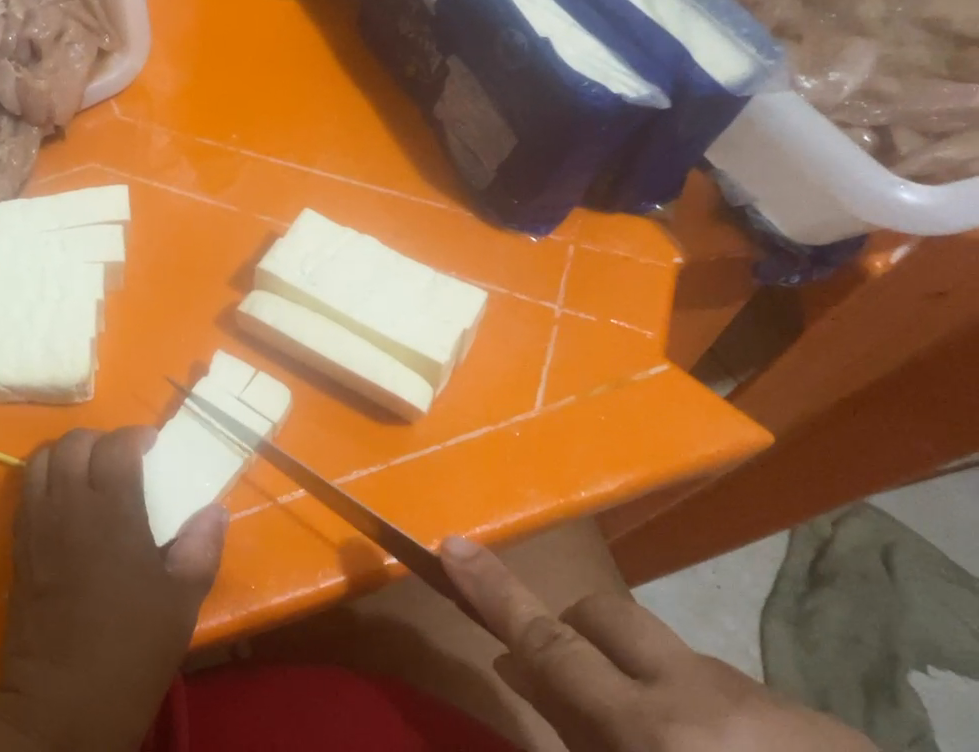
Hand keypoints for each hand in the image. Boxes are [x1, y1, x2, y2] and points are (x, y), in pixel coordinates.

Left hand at [0, 427, 228, 751]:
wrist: (62, 701)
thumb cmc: (131, 650)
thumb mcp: (181, 602)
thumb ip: (200, 546)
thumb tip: (213, 509)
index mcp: (111, 510)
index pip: (115, 445)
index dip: (135, 436)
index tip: (152, 446)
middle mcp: (66, 504)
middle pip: (72, 442)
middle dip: (100, 440)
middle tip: (123, 461)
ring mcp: (35, 523)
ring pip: (40, 459)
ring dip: (66, 455)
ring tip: (90, 475)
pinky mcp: (17, 545)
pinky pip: (25, 490)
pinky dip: (43, 479)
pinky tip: (64, 505)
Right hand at [440, 536, 875, 751]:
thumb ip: (575, 731)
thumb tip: (520, 669)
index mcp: (653, 734)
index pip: (551, 645)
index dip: (496, 595)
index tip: (454, 545)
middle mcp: (706, 699)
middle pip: (607, 614)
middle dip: (576, 629)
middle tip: (578, 679)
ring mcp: (770, 703)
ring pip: (676, 658)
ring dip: (655, 687)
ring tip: (682, 750)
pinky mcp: (824, 721)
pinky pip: (740, 694)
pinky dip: (719, 719)